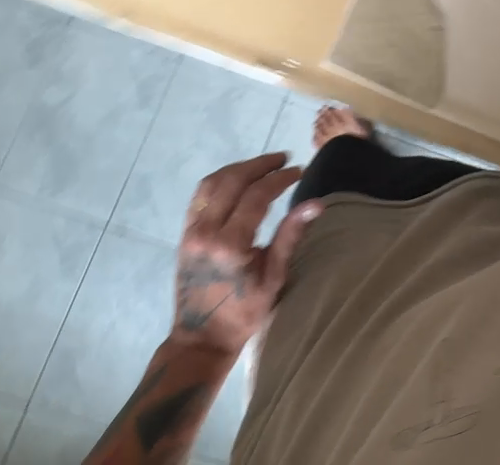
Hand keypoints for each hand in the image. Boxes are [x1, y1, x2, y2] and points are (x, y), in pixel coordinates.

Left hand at [172, 152, 322, 354]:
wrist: (201, 338)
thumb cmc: (243, 312)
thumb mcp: (273, 277)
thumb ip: (290, 235)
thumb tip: (315, 204)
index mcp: (230, 244)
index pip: (257, 195)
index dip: (280, 179)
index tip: (299, 171)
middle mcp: (206, 231)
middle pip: (233, 180)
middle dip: (260, 165)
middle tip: (283, 160)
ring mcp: (191, 230)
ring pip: (213, 182)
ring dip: (239, 168)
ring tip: (262, 165)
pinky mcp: (184, 233)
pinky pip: (200, 195)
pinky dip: (220, 180)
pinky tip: (236, 180)